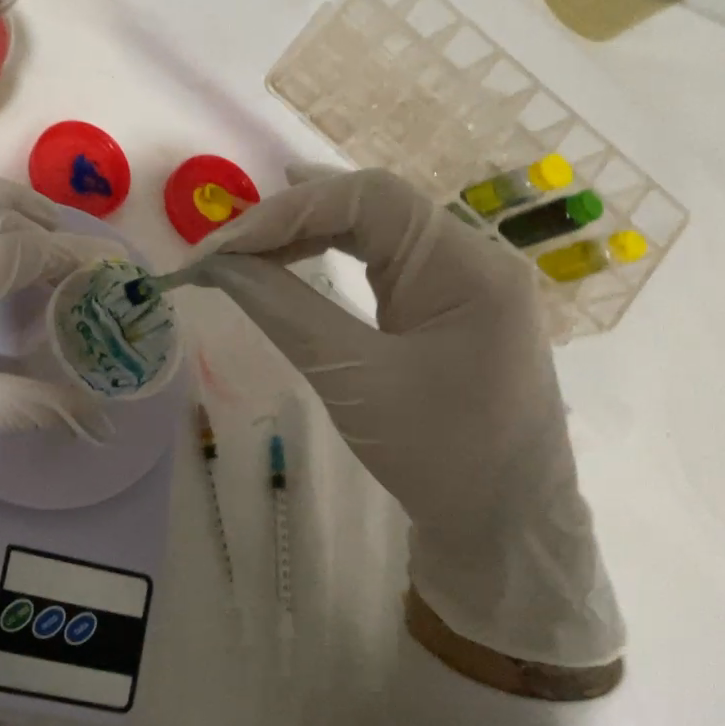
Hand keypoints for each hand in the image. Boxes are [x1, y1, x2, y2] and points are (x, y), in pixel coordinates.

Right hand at [191, 167, 623, 667]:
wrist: (508, 528)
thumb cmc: (438, 456)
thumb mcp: (351, 378)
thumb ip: (282, 308)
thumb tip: (216, 263)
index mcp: (466, 265)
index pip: (366, 197)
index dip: (283, 210)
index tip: (217, 248)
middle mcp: (471, 255)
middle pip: (369, 203)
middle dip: (288, 218)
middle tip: (219, 248)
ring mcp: (462, 279)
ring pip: (372, 227)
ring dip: (303, 233)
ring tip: (241, 250)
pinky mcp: (446, 305)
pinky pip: (380, 258)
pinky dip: (328, 255)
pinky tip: (291, 255)